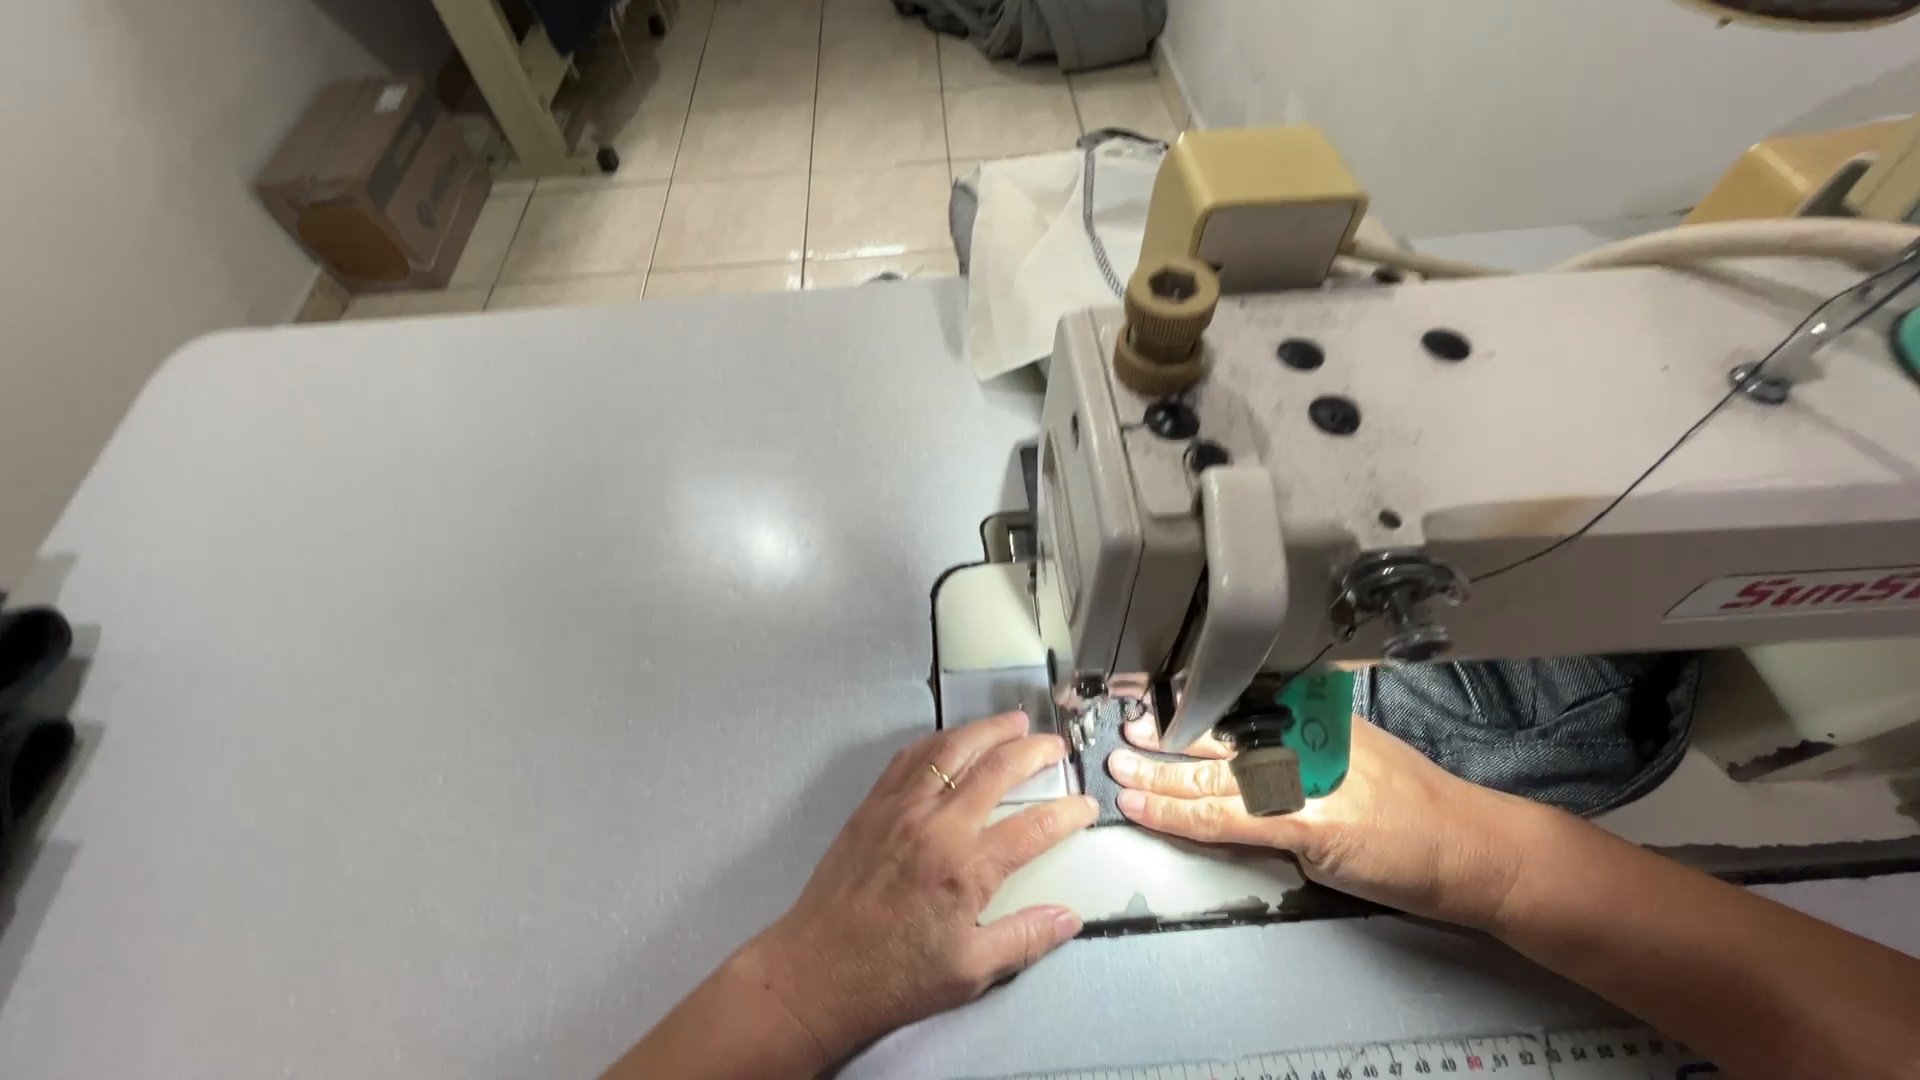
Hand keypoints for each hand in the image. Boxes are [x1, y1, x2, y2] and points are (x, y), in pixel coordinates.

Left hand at [745, 711, 1097, 1063]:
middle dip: (1034, 750)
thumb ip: (1025, 938)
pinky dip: (940, 740)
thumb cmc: (896, 975)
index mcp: (967, 868)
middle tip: (1055, 747)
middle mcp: (938, 825)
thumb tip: (1071, 917)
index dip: (1068, 812)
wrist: (818, 969)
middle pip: (998, 769)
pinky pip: (911, 756)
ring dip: (988, 730)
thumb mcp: (970, 970)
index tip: (1086, 806)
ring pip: (953, 749)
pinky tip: (954, 739)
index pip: (1034, 827)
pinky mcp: (875, 802)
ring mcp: (903, 806)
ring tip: (1013, 722)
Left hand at [1108, 714, 1546, 929]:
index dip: (1187, 702)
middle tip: (1124, 731)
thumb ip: (1293, 739)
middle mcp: (1300, 735)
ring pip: (1207, 775)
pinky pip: (1222, 816)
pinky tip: (1146, 808)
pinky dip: (1177, 813)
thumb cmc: (1412, 802)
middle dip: (1162, 734)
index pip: (1233, 702)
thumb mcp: (1348, 747)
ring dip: (1155, 774)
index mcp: (1309, 712)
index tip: (1151, 700)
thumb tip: (1240, 745)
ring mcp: (1299, 777)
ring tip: (1120, 769)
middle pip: (1213, 732)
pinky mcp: (1301, 823)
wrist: (1470, 848)